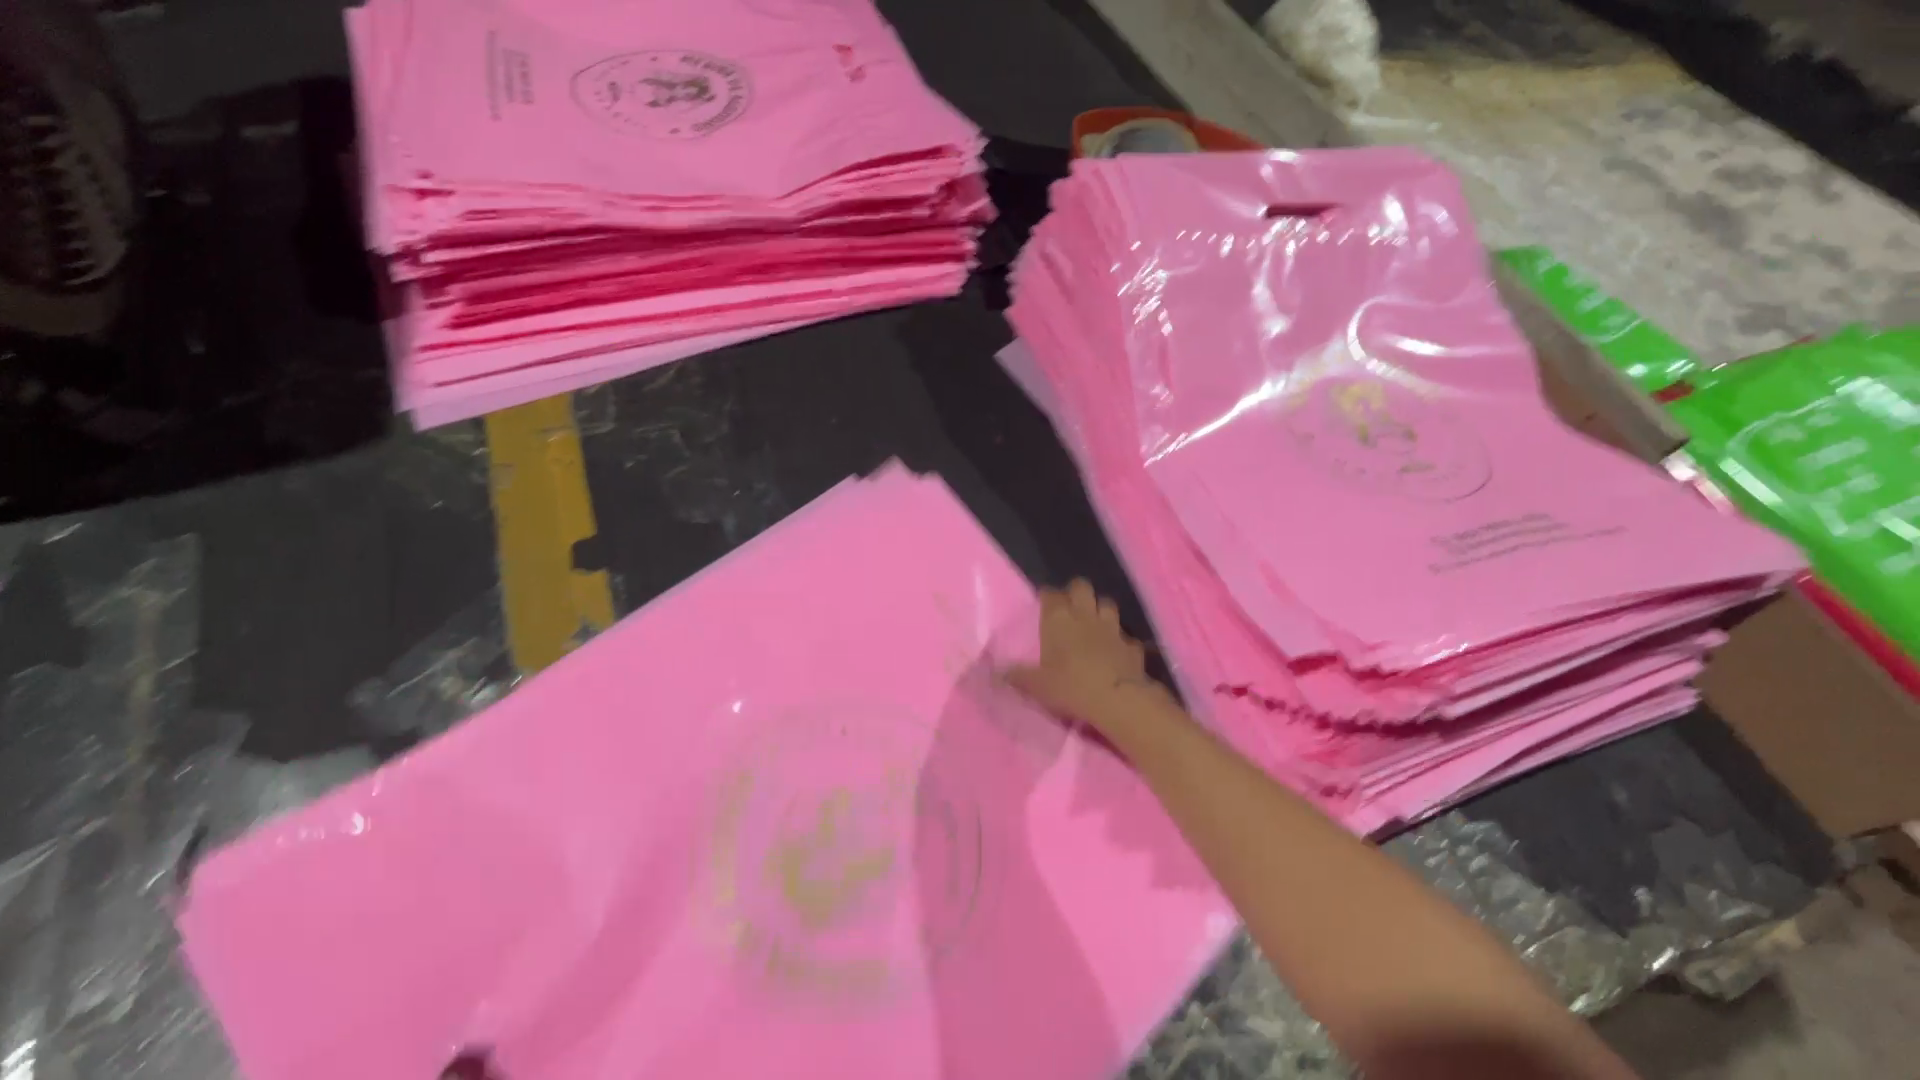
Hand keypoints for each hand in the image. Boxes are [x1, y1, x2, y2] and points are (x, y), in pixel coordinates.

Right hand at [1004, 580, 1169, 735]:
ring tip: (1094, 622)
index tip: (1043, 603)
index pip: (1051, 594)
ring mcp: (1112, 628)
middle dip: (1076, 592)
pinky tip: (1117, 651)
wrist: (1116, 699)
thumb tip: (996, 673)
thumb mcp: (1036, 686)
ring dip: (1100, 610)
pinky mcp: (1132, 645)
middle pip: (1082, 587)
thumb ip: (1017, 676)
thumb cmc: (1069, 687)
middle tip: (1070, 607)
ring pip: (1108, 604)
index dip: (1047, 596)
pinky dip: (1120, 641)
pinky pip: (1126, 636)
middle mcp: (1085, 615)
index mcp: (1058, 620)